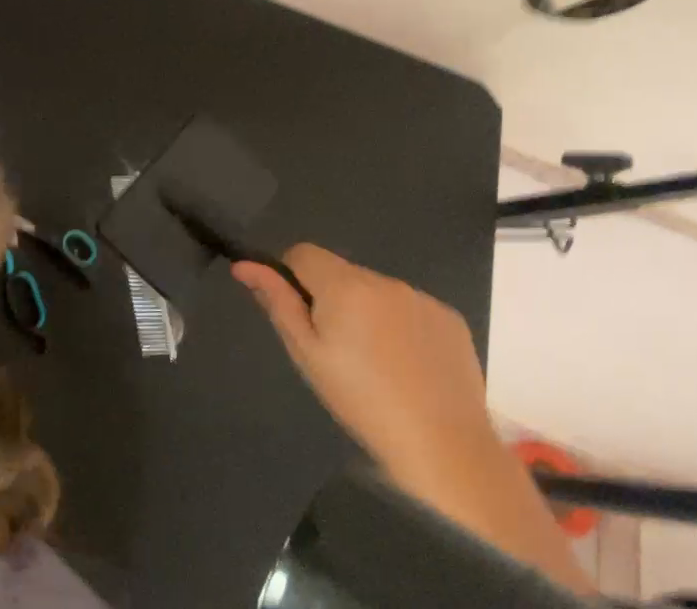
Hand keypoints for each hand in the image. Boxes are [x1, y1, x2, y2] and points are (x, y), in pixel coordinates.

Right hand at [231, 244, 495, 478]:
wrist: (443, 443)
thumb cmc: (359, 397)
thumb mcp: (305, 352)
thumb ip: (277, 301)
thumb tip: (244, 265)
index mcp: (345, 286)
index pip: (303, 252)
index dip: (290, 276)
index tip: (299, 315)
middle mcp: (386, 281)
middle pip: (340, 272)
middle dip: (329, 297)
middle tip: (334, 347)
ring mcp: (424, 299)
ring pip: (375, 290)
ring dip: (364, 310)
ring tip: (373, 360)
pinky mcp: (451, 320)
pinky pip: (408, 307)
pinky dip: (398, 324)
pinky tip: (405, 363)